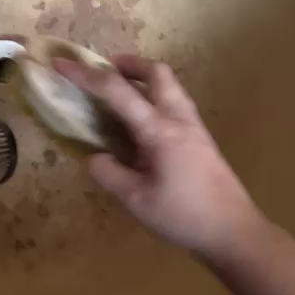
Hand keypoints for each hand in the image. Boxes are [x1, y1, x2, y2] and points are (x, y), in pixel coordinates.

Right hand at [53, 53, 266, 261]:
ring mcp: (194, 125)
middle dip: (128, 64)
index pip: (117, 91)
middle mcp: (179, 118)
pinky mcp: (201, 137)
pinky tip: (142, 124)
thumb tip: (95, 157)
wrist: (233, 230)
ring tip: (122, 94)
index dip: (85, 75)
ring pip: (170, 85)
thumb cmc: (183, 216)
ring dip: (144, 79)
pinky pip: (175, 102)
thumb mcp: (136, 200)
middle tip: (105, 70)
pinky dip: (155, 97)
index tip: (62, 65)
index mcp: (159, 130)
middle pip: (156, 72)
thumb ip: (109, 174)